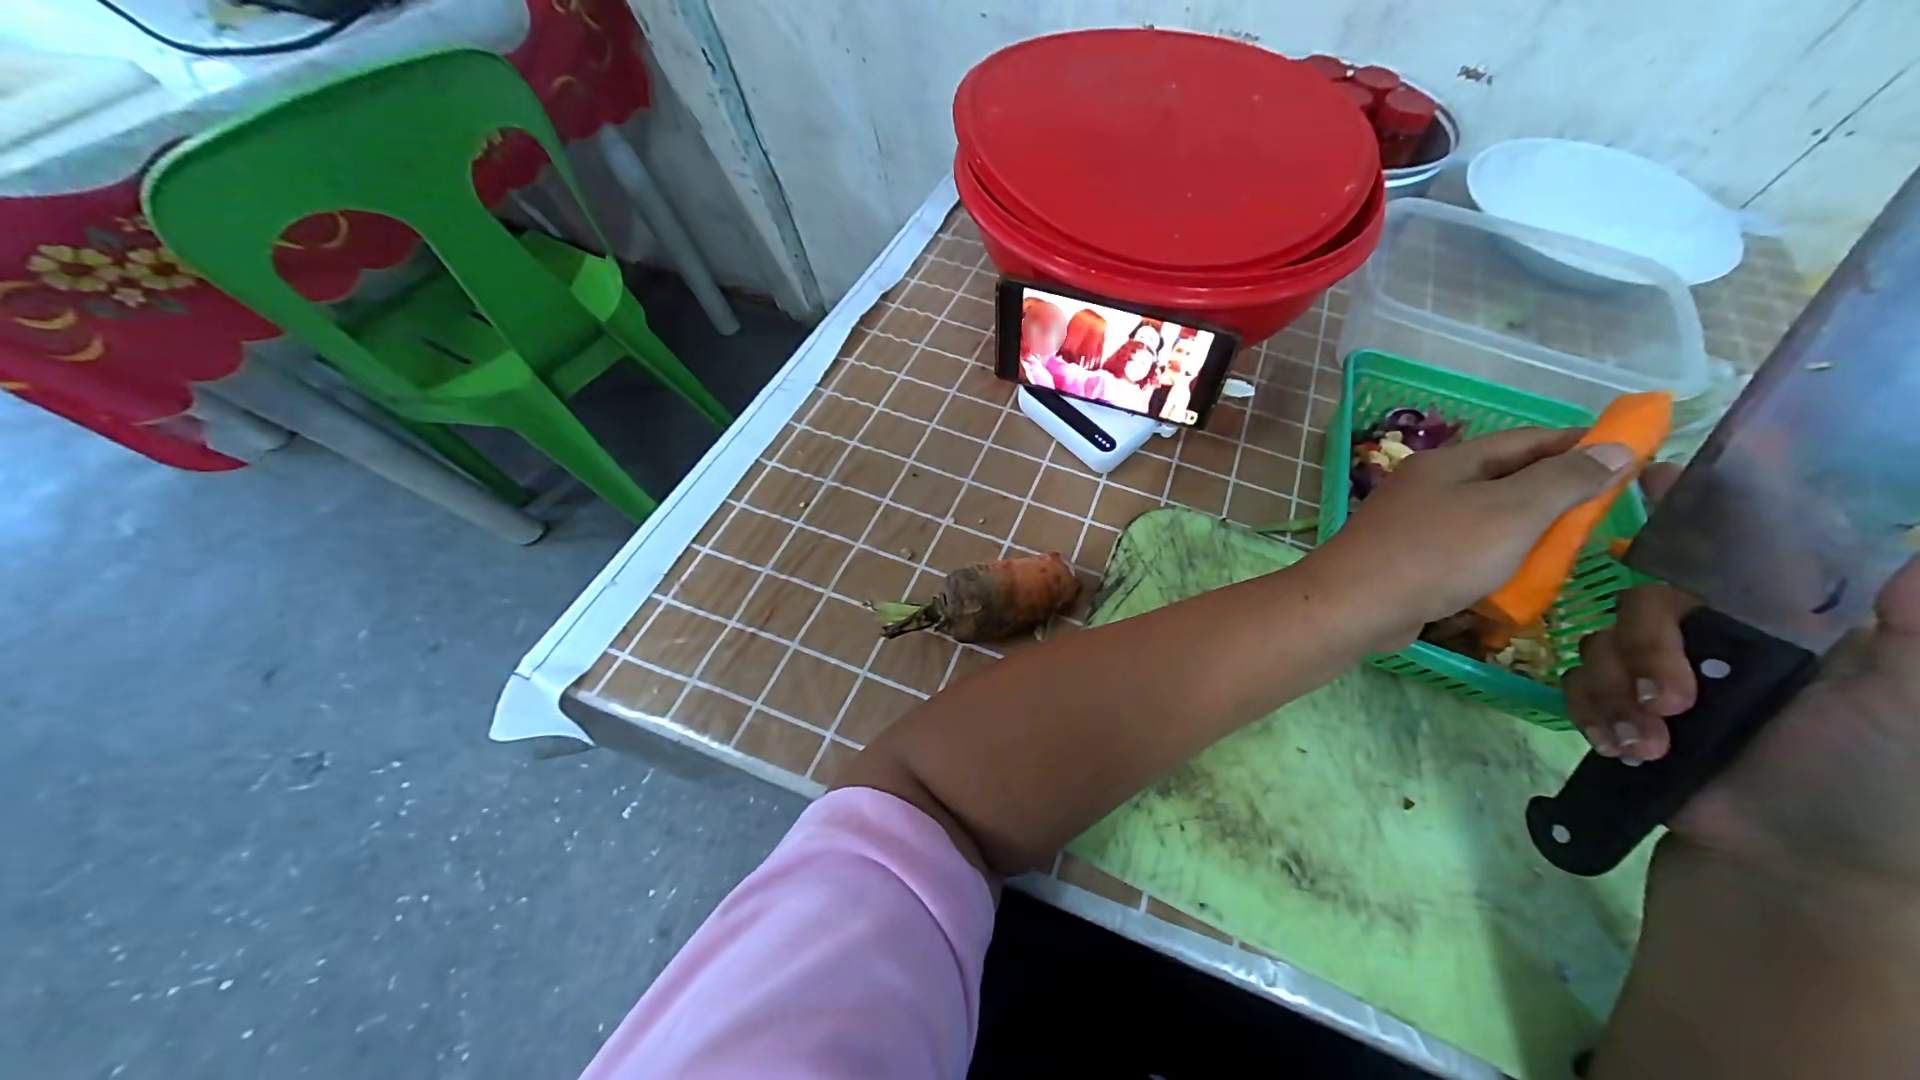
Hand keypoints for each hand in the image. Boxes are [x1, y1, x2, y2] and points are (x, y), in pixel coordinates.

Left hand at [1308, 427, 1636, 645]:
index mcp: (1448, 463)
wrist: (1354, 605)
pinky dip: (1497, 559)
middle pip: (1505, 479)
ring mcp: (1413, 524)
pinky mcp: (1408, 560)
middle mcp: (1427, 486)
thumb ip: (1563, 479)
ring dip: (1529, 530)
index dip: (1580, 444)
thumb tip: (1613, 447)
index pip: (1526, 440)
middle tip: (1608, 512)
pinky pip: (1465, 552)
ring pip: (1486, 518)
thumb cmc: (1436, 553)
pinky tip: (1522, 578)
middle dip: (1557, 492)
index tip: (1632, 454)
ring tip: (1574, 548)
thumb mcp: (1511, 510)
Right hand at [1566, 466, 1919, 894]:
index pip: (1741, 550)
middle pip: (1646, 600)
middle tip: (1674, 698)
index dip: (1702, 508)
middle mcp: (1717, 639)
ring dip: (1620, 691)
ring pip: (1602, 643)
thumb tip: (1917, 545)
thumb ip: (1916, 631)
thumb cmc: (1870, 784)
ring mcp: (1663, 674)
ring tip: (1651, 739)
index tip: (1659, 472)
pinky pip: (1578, 685)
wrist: (1793, 864)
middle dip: (1648, 646)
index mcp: (1786, 626)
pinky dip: (1594, 712)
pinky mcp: (1620, 706)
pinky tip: (1624, 745)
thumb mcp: (1910, 705)